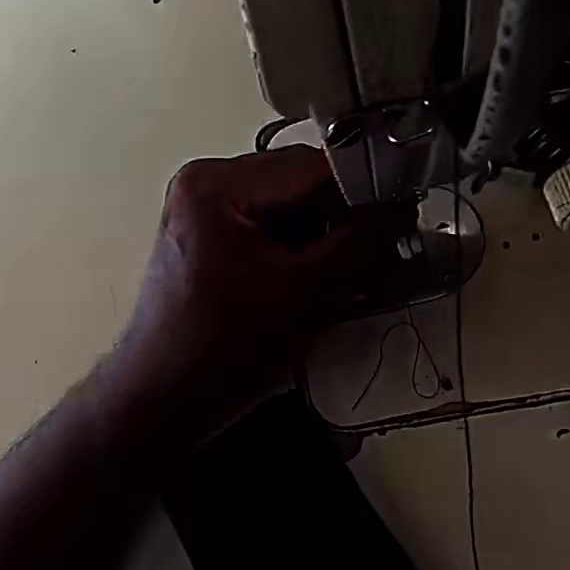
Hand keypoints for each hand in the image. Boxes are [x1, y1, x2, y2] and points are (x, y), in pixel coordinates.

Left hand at [106, 145, 408, 439]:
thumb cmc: (223, 351)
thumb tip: (402, 206)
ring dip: (324, 242)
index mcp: (217, 183)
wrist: (161, 403)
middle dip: (344, 221)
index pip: (313, 166)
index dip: (367, 190)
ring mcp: (203, 215)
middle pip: (299, 187)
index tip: (408, 217)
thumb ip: (360, 244)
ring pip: (287, 213)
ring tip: (353, 278)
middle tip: (386, 256)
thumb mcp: (305, 294)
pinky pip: (267, 234)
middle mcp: (205, 186)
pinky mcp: (208, 244)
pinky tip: (319, 286)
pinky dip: (298, 256)